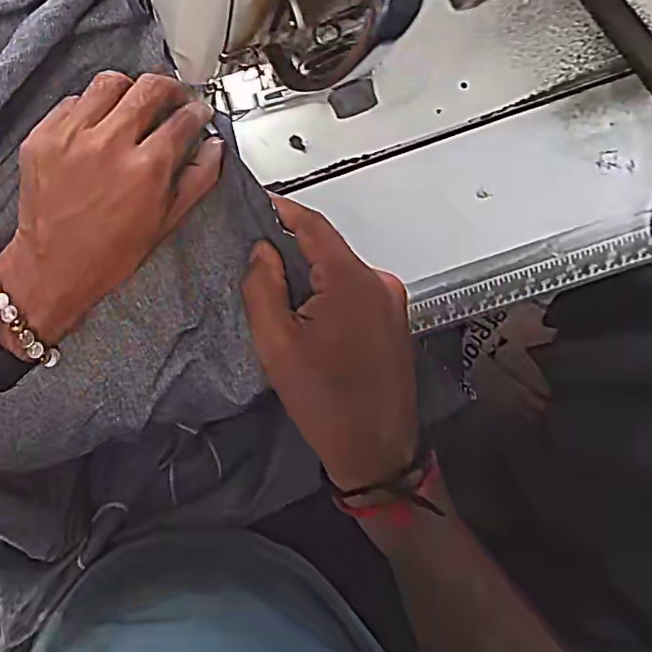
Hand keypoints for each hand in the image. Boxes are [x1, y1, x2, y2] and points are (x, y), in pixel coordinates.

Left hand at [0, 71, 224, 342]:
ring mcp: (71, 137)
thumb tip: (214, 147)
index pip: (182, 118)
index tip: (196, 112)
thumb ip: (197, 180)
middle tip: (171, 97)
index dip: (196, 112)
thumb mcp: (165, 223)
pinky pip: (72, 101)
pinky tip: (96, 124)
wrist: (52, 267)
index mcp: (145, 168)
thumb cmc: (107, 254)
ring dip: (128, 89)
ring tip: (132, 104)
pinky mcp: (43, 137)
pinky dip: (89, 107)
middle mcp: (109, 145)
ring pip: (109, 82)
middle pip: (150, 88)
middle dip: (169, 88)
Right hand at [242, 195, 420, 490]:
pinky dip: (328, 289)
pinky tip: (307, 312)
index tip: (259, 200)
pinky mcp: (394, 320)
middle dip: (292, 245)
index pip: (313, 226)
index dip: (283, 209)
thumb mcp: (275, 342)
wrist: (376, 451)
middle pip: (328, 247)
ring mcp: (392, 302)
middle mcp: (379, 283)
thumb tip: (262, 251)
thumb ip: (263, 286)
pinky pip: (355, 288)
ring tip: (278, 289)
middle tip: (256, 251)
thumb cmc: (325, 401)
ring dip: (310, 271)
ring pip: (340, 269)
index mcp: (352, 282)